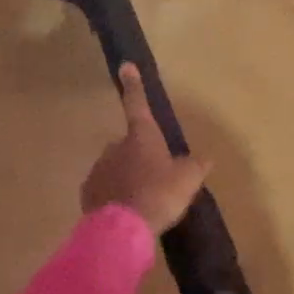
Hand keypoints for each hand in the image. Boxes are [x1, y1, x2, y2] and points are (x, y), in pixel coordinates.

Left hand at [80, 63, 209, 233]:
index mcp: (141, 136)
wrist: (122, 229)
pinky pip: (105, 189)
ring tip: (144, 202)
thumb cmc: (159, 195)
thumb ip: (196, 166)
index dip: (134, 85)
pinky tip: (127, 213)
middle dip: (140, 156)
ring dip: (128, 178)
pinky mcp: (89, 191)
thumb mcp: (188, 180)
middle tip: (157, 180)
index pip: (138, 104)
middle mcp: (116, 146)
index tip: (125, 65)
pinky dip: (115, 197)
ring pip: (116, 167)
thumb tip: (205, 158)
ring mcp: (99, 168)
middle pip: (130, 144)